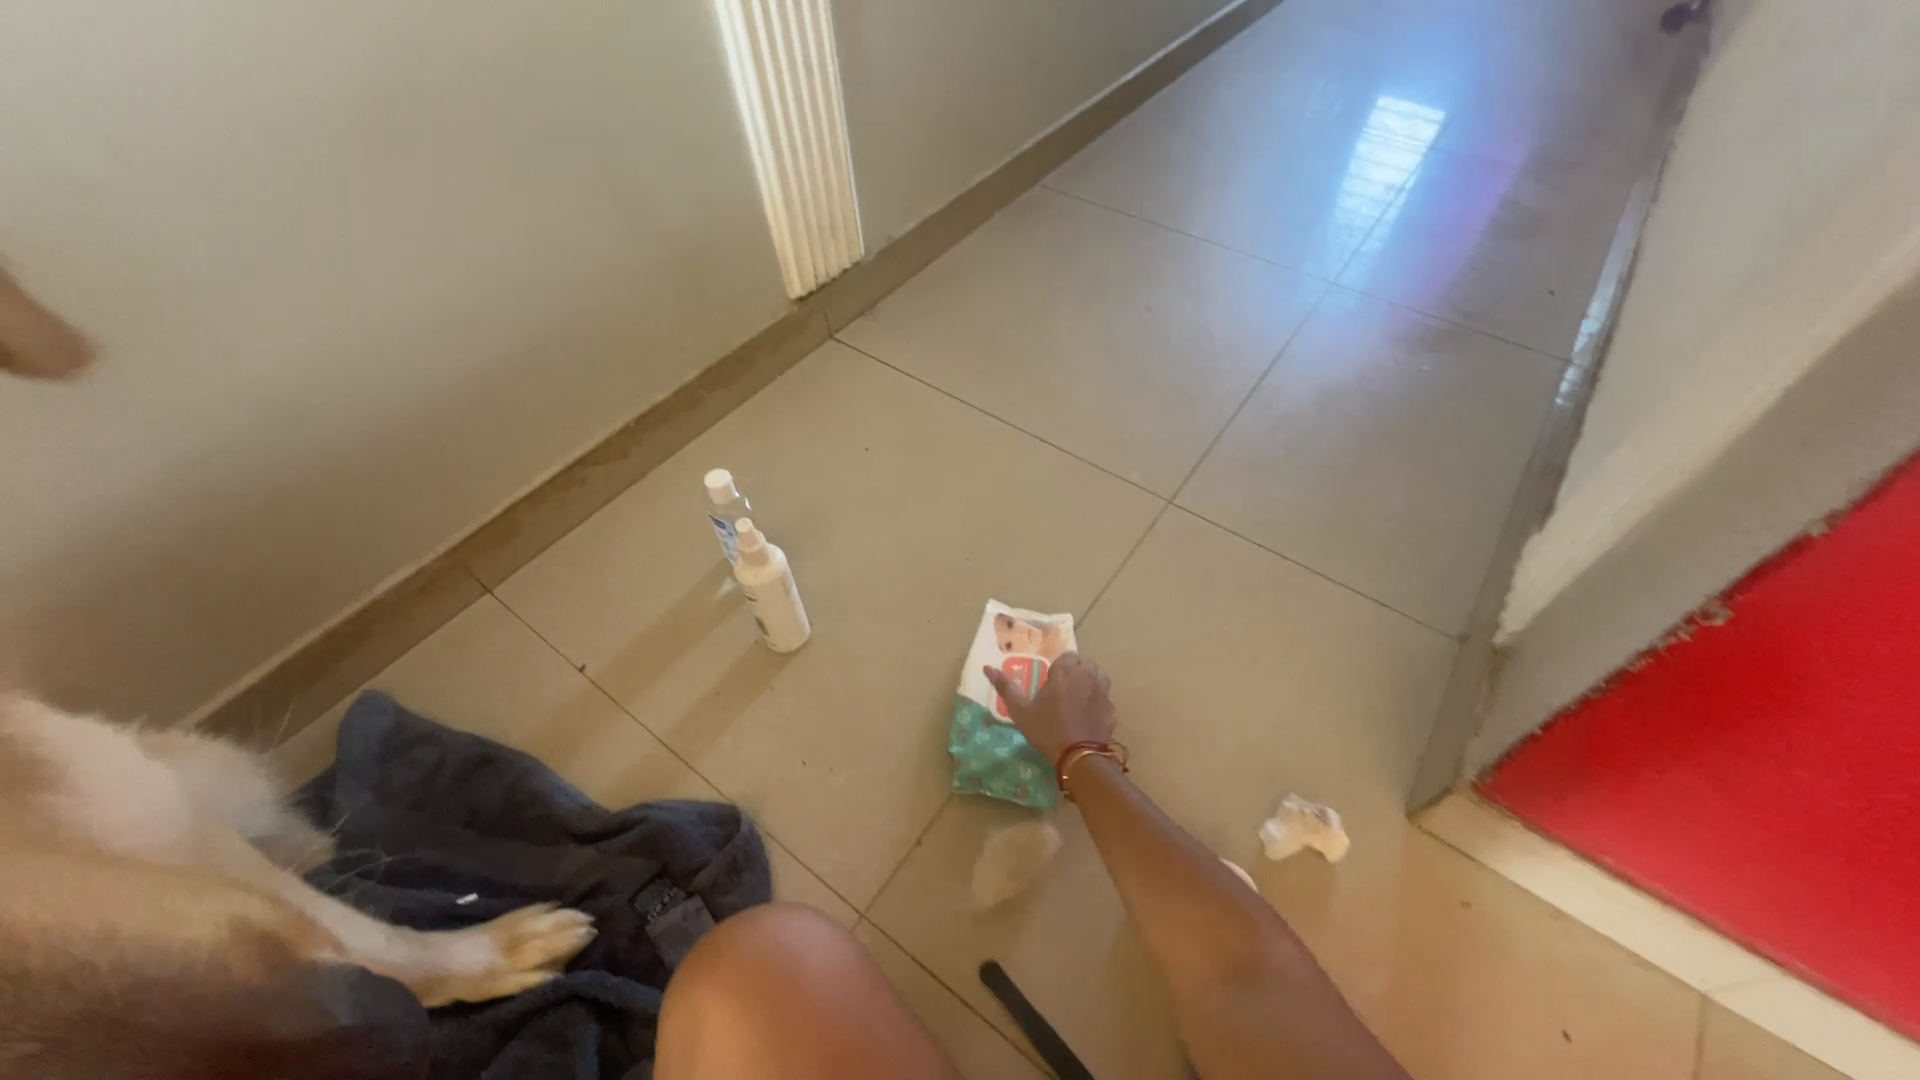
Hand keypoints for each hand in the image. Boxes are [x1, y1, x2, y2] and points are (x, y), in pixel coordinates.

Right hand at [983, 652, 1116, 764]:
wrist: (1078, 757)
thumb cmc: (1046, 730)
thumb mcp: (1020, 710)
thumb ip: (1005, 687)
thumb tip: (987, 668)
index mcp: (1065, 672)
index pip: (1066, 656)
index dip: (1059, 667)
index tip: (1051, 681)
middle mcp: (1087, 675)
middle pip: (1084, 663)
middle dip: (1075, 671)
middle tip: (1063, 689)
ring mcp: (1103, 691)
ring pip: (1098, 676)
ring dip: (1089, 681)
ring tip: (1077, 698)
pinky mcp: (1112, 708)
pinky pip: (1105, 697)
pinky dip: (1097, 701)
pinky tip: (1088, 715)